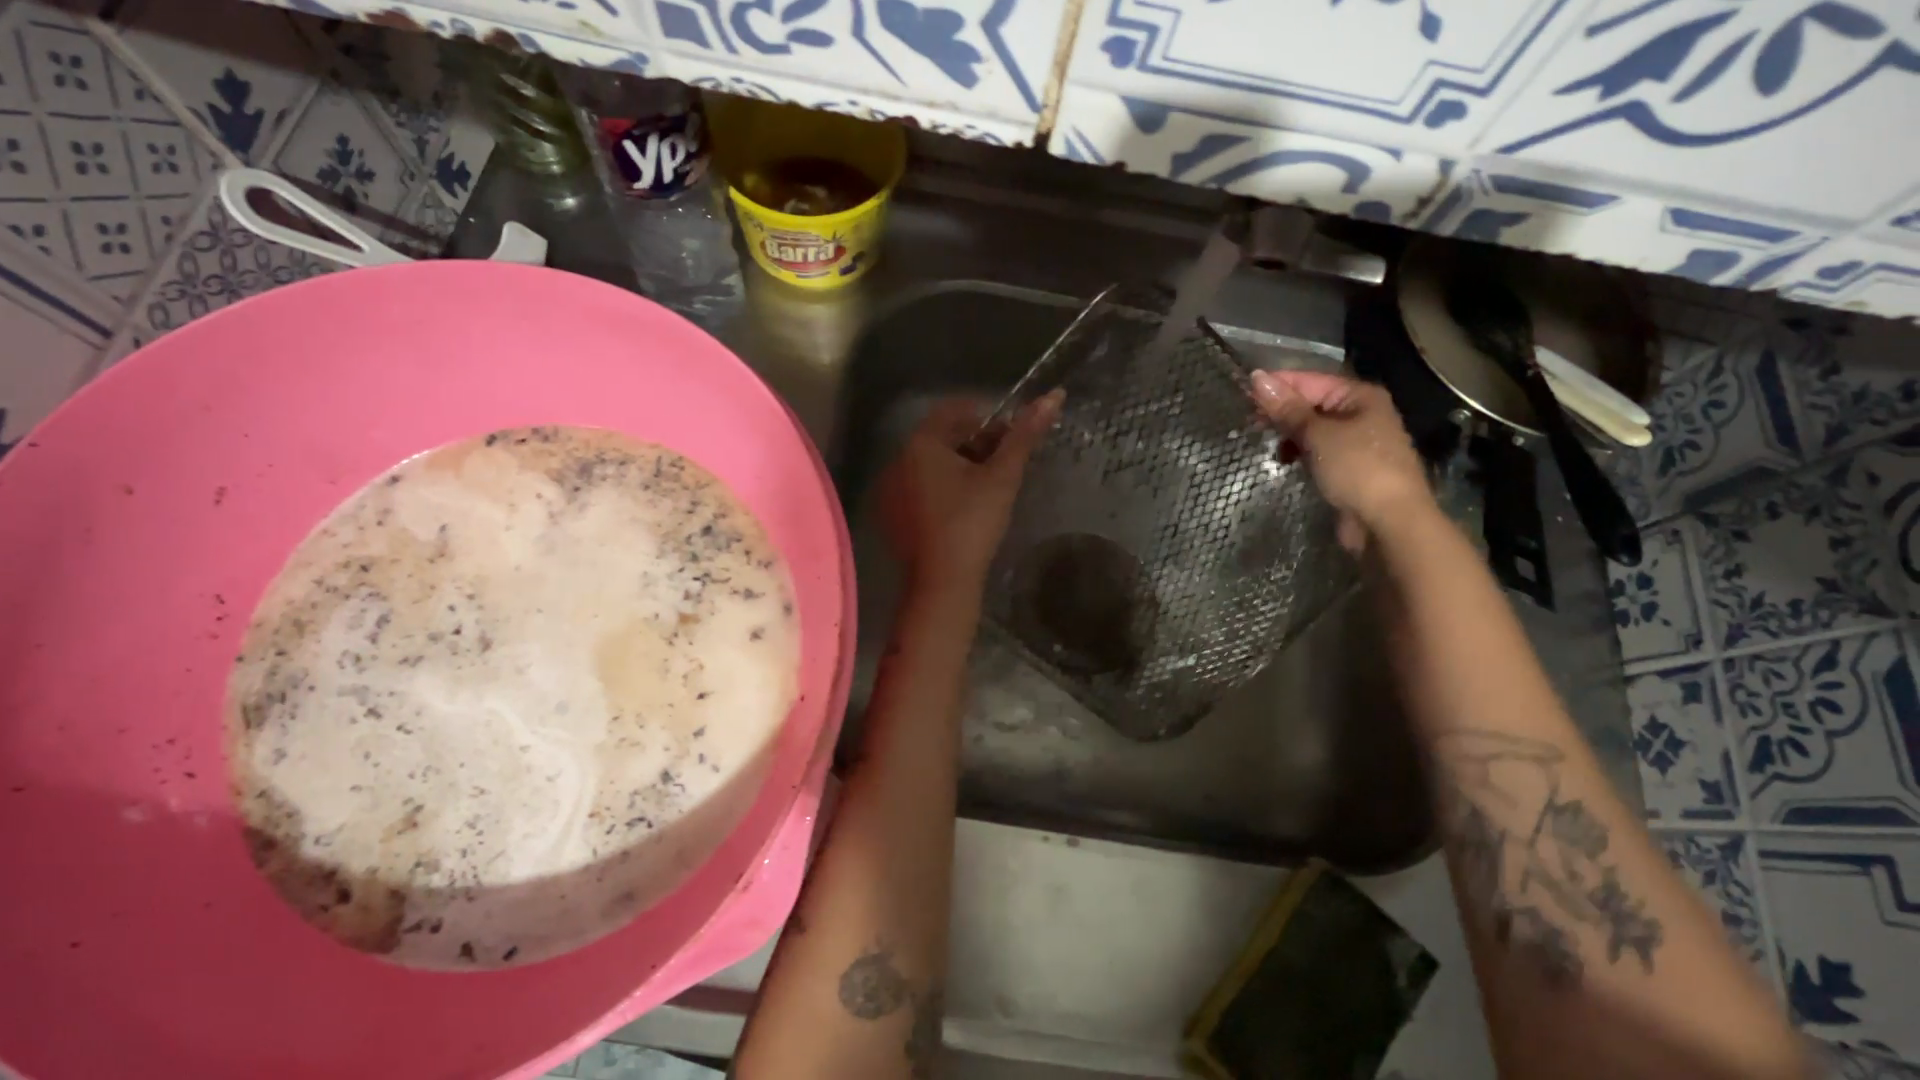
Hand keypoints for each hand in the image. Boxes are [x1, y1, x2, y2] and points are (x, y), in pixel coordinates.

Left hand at [878, 391, 1061, 592]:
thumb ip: (1025, 436)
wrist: (941, 582)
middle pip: (942, 437)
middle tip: (1004, 465)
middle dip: (975, 443)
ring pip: (931, 463)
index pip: (954, 410)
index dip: (987, 417)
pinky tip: (964, 510)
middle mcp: (898, 460)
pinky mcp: (893, 515)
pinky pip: (920, 487)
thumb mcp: (1002, 477)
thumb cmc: (972, 523)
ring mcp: (892, 489)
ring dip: (960, 466)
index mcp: (921, 443)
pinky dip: (943, 489)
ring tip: (988, 488)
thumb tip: (1054, 396)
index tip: (1010, 438)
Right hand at [1250, 370, 1431, 552]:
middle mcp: (1361, 413)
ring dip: (1291, 435)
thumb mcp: (1318, 435)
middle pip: (1313, 403)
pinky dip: (1302, 454)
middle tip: (1250, 421)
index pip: (1310, 380)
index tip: (1244, 393)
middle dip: (1283, 412)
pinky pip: (1319, 451)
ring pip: (1314, 429)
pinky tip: (1287, 462)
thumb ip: (1287, 408)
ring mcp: (1358, 442)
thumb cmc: (1357, 469)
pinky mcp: (1350, 468)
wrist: (1389, 522)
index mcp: (1360, 396)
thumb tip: (1257, 377)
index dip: (1278, 385)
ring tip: (1270, 445)